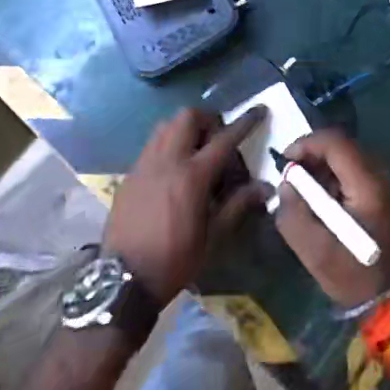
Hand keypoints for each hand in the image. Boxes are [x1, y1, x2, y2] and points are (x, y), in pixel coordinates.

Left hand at [104, 107, 269, 303]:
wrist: (123, 278)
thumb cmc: (175, 259)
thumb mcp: (213, 238)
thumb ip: (238, 205)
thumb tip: (266, 187)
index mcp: (192, 176)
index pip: (224, 139)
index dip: (244, 123)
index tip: (258, 110)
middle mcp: (167, 161)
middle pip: (188, 117)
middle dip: (208, 120)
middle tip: (218, 139)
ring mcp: (144, 164)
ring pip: (165, 125)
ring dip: (184, 128)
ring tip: (195, 151)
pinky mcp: (129, 174)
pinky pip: (151, 144)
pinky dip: (167, 144)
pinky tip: (173, 171)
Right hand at [273, 130, 389, 307]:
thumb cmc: (354, 276)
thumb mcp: (316, 253)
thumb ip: (294, 215)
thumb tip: (285, 185)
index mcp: (367, 186)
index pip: (336, 143)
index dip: (306, 144)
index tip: (285, 161)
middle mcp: (378, 176)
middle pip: (340, 146)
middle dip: (310, 154)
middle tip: (289, 175)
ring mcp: (381, 184)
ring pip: (344, 157)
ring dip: (319, 166)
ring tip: (301, 191)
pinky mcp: (378, 194)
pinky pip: (350, 171)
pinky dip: (330, 177)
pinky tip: (319, 201)